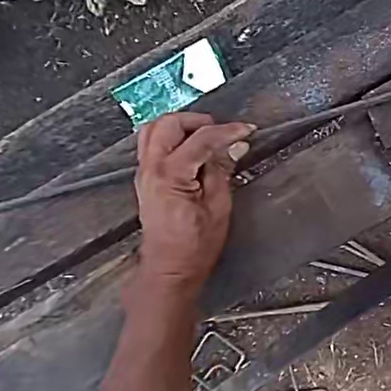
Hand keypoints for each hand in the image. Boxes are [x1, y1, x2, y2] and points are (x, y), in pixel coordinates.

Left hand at [132, 112, 254, 295]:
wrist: (170, 268)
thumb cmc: (196, 245)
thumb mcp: (218, 206)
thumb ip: (222, 170)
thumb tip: (234, 145)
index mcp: (170, 175)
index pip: (201, 139)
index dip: (227, 131)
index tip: (247, 130)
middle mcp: (151, 168)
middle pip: (169, 124)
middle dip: (199, 122)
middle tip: (224, 131)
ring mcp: (144, 172)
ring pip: (154, 130)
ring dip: (181, 126)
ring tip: (207, 136)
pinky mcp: (145, 178)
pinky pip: (152, 144)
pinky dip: (171, 138)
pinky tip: (192, 149)